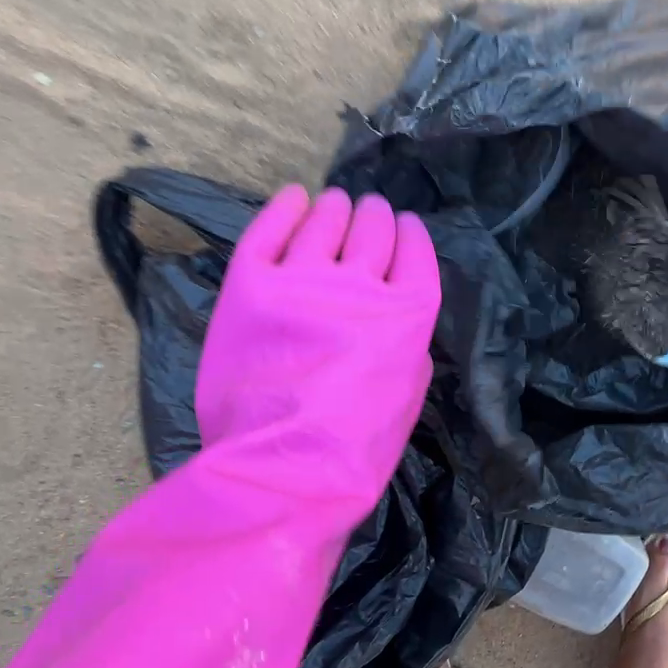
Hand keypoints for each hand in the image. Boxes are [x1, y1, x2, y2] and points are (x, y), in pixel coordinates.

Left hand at [196, 185, 440, 488]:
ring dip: (335, 210)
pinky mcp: (251, 285)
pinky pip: (268, 232)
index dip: (411, 235)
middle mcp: (362, 284)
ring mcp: (304, 280)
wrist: (289, 468)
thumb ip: (407, 346)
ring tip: (335, 204)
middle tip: (370, 209)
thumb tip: (389, 319)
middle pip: (372, 231)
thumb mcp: (410, 394)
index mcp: (409, 314)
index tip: (405, 226)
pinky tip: (294, 199)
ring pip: (324, 223)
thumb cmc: (361, 447)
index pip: (416, 254)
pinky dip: (283, 210)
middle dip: (375, 216)